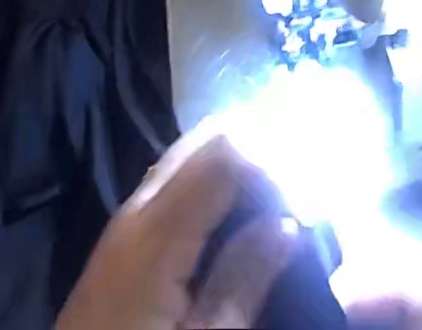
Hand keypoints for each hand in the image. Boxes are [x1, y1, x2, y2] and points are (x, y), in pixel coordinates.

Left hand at [56, 126, 300, 329]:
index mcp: (159, 233)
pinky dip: (209, 181)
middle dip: (253, 154)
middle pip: (205, 141)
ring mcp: (125, 221)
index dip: (269, 164)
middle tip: (288, 192)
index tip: (299, 199)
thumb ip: (244, 280)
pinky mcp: (122, 239)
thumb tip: (286, 224)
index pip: (226, 154)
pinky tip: (231, 213)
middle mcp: (139, 209)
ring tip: (267, 201)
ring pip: (189, 156)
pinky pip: (174, 180)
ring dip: (232, 166)